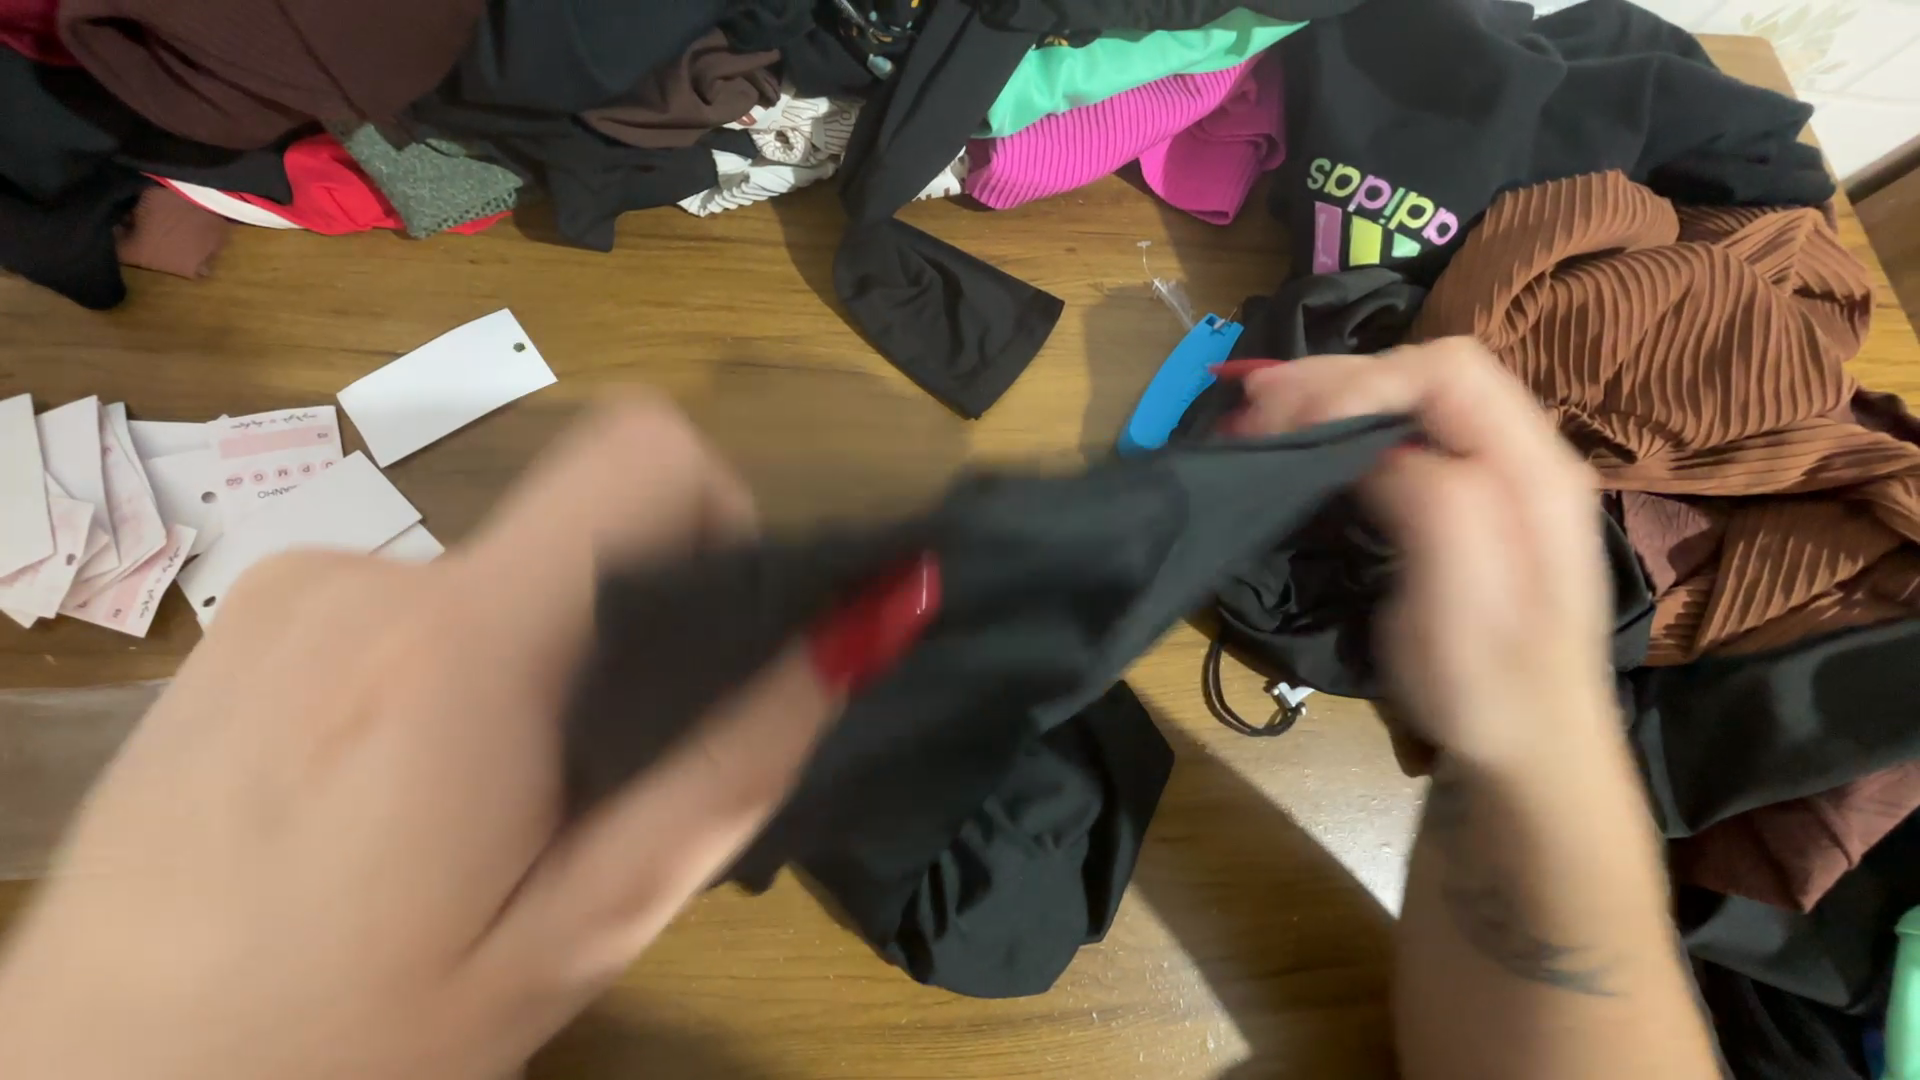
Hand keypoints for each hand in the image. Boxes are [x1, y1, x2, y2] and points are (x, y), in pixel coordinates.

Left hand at [0, 398, 929, 1079]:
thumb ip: (740, 760)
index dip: (717, 508)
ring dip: (545, 654)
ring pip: (513, 571)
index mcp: (469, 646)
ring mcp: (300, 583)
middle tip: (600, 762)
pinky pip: (429, 593)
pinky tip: (417, 770)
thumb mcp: (596, 915)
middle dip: (630, 625)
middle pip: (586, 527)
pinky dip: (465, 658)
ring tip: (502, 784)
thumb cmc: (364, 1038)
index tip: (720, 618)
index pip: (644, 452)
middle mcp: (377, 575)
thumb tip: (861, 629)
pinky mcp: (254, 610)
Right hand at [1227, 338, 1615, 769]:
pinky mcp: (1452, 501)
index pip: (1445, 372)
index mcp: (1529, 469)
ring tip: (1259, 419)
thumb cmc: (1488, 686)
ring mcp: (1485, 476)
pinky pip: (1390, 438)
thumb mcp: (1463, 599)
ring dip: (1325, 400)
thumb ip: (1432, 501)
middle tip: (1251, 409)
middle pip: (1418, 374)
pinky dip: (1332, 430)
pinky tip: (1296, 447)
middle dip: (1329, 382)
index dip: (1360, 383)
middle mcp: (1513, 455)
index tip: (1288, 425)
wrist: (1522, 748)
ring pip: (1399, 400)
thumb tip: (1371, 448)